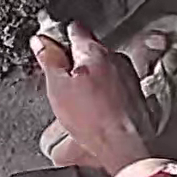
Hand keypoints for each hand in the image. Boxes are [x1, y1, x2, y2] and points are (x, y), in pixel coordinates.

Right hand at [31, 22, 155, 174]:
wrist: (123, 147)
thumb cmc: (91, 118)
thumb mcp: (57, 86)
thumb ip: (49, 59)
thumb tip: (40, 41)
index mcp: (92, 51)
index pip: (75, 29)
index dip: (60, 35)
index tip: (50, 44)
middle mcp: (114, 57)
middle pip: (89, 48)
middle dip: (75, 58)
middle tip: (61, 77)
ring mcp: (128, 74)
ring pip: (103, 65)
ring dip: (91, 74)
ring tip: (77, 96)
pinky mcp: (136, 92)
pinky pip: (113, 82)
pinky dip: (103, 88)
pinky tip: (94, 104)